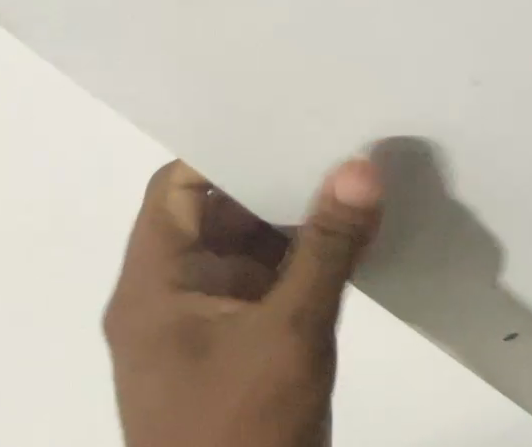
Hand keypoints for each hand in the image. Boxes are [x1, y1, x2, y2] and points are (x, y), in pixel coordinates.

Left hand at [104, 157, 383, 446]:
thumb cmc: (240, 422)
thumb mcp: (290, 328)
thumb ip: (327, 245)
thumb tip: (361, 164)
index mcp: (158, 286)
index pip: (180, 189)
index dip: (230, 147)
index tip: (298, 115)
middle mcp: (183, 291)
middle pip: (228, 209)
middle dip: (287, 172)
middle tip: (353, 129)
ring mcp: (222, 313)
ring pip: (264, 239)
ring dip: (312, 209)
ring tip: (373, 166)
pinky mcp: (257, 332)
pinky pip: (288, 270)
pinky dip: (324, 246)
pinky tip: (372, 223)